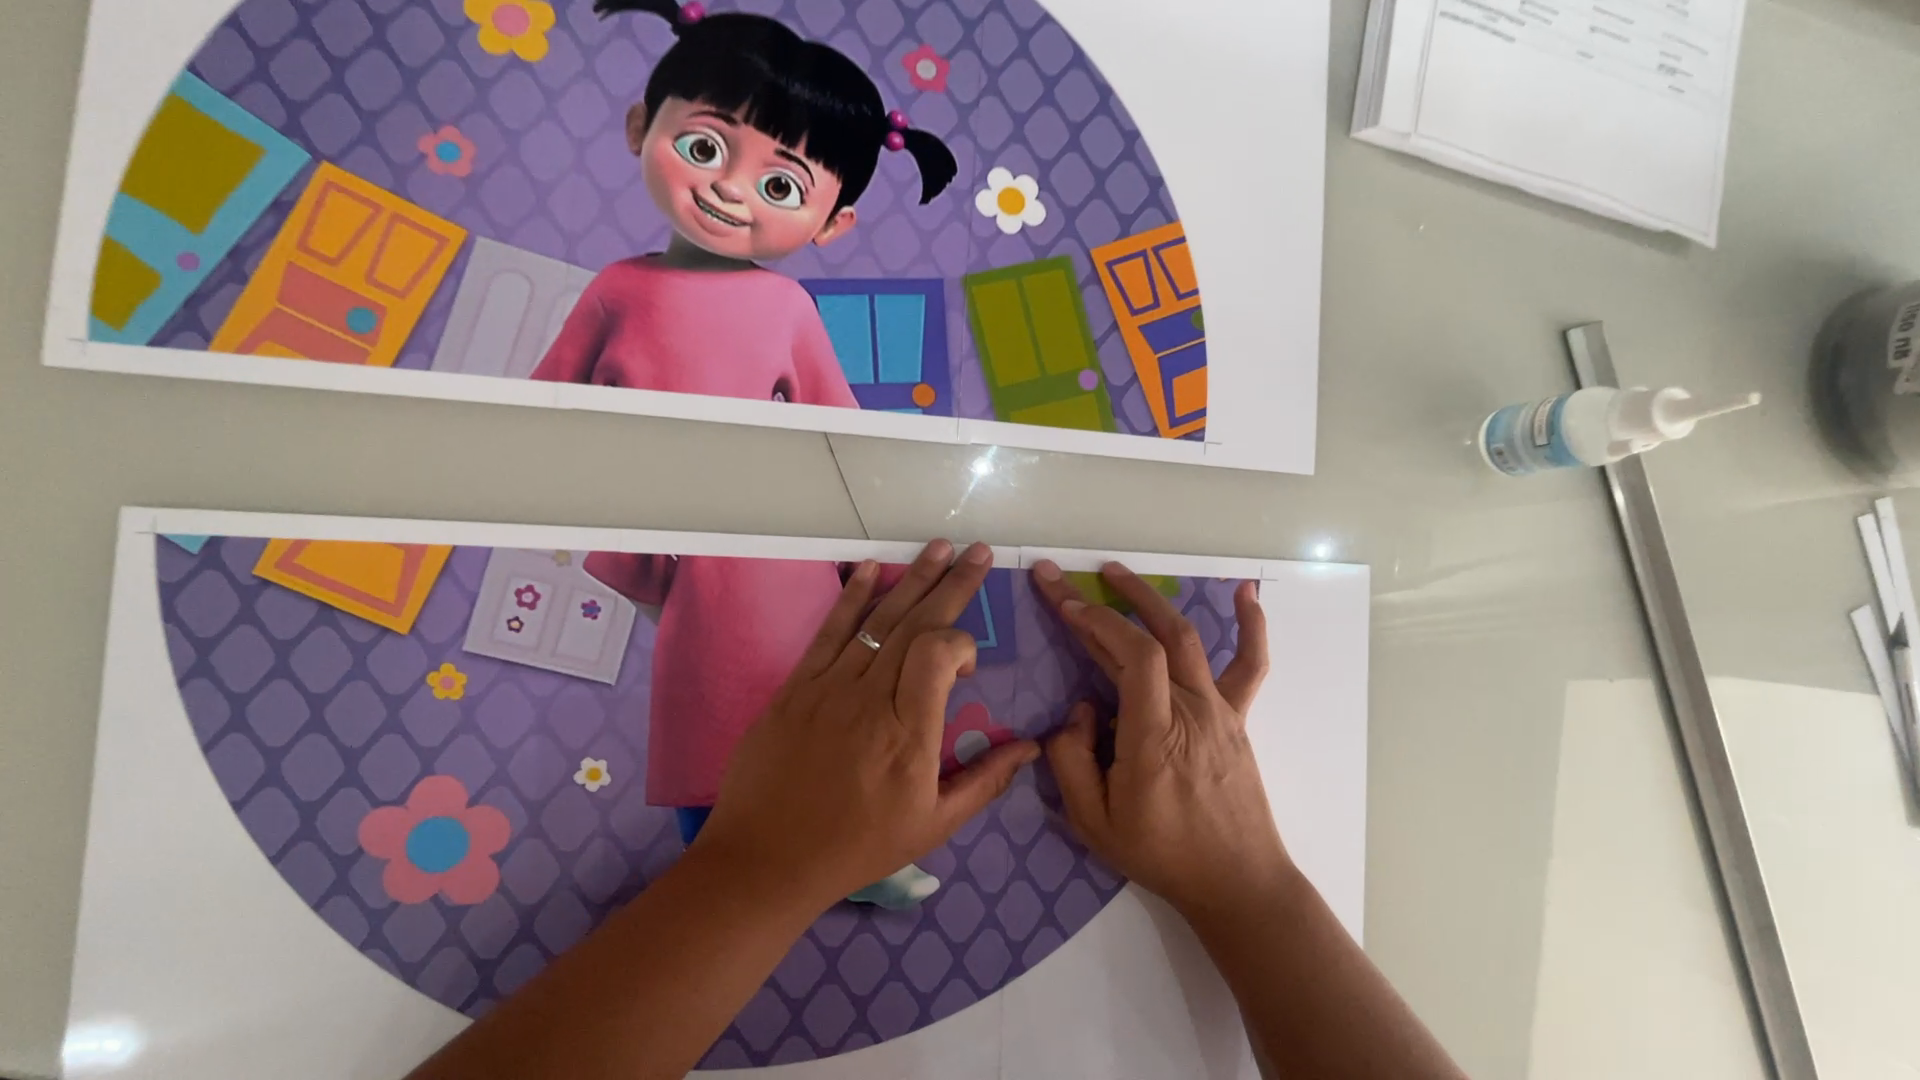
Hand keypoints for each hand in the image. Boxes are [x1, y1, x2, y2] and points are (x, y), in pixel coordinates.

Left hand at [695, 541, 1041, 908]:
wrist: (767, 860)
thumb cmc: (857, 847)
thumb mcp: (932, 826)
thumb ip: (984, 781)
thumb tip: (1031, 746)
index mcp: (908, 734)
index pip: (939, 654)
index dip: (962, 644)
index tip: (966, 669)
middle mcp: (870, 699)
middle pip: (916, 624)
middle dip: (952, 583)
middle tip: (979, 551)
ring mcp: (829, 688)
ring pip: (878, 620)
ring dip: (912, 578)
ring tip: (940, 545)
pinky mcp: (796, 687)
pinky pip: (828, 631)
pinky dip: (852, 597)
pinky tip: (871, 567)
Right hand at [1031, 561, 1288, 920]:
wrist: (1238, 881)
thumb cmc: (1162, 854)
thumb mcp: (1093, 823)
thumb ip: (1072, 761)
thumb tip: (1079, 709)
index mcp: (1156, 737)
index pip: (1133, 657)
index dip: (1098, 622)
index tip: (1063, 604)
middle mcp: (1193, 711)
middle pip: (1154, 636)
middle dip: (1105, 601)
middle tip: (1063, 578)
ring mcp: (1221, 709)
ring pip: (1189, 638)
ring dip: (1150, 600)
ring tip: (1116, 573)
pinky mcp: (1237, 716)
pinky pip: (1250, 665)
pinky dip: (1251, 625)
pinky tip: (1247, 593)